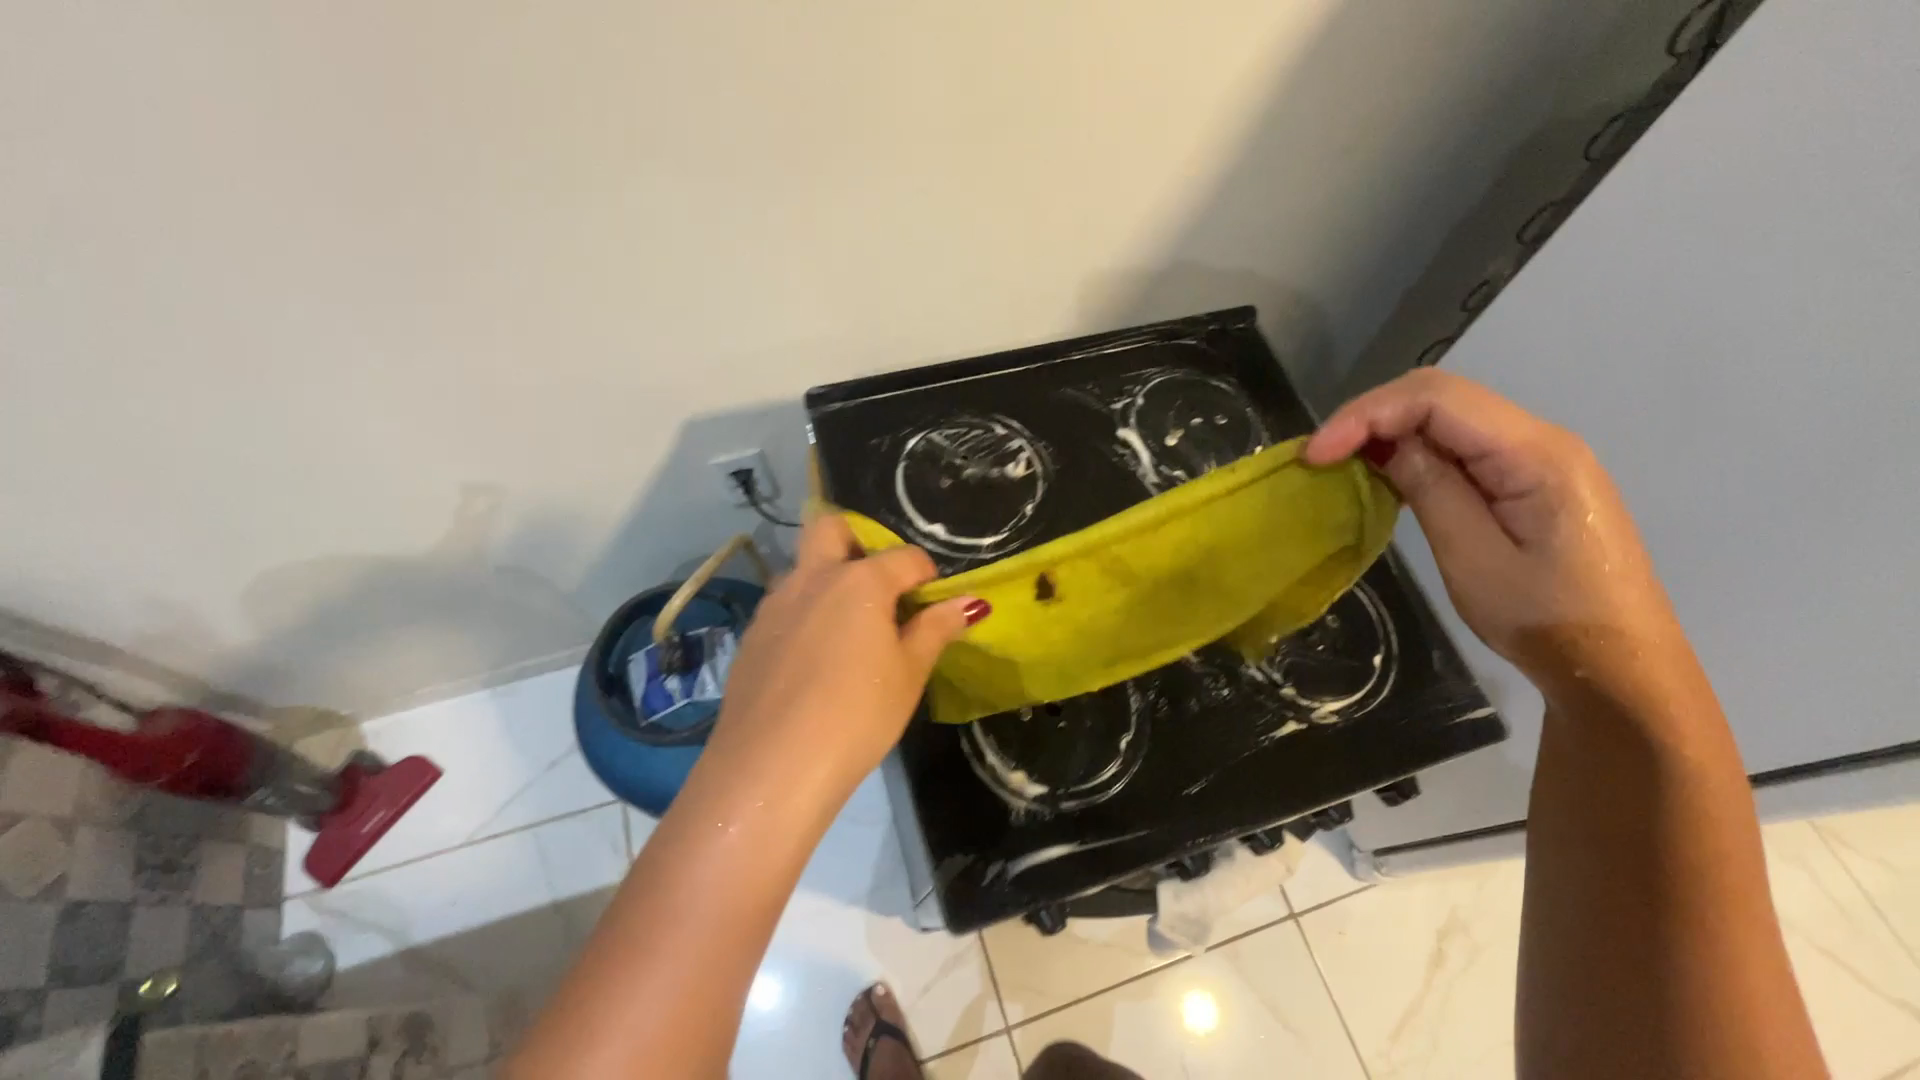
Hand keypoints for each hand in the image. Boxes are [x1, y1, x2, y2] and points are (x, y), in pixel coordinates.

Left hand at [706, 515, 987, 793]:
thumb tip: (970, 602)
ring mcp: (775, 604)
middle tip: (880, 586)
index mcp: (860, 581)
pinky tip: (815, 659)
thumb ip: (935, 630)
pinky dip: (806, 614)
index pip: (905, 557)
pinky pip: (785, 606)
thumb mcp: (909, 675)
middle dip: (859, 542)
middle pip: (833, 529)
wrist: (772, 764)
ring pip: (804, 568)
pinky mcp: (752, 635)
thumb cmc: (857, 715)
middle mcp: (813, 578)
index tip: (933, 603)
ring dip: (828, 580)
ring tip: (849, 629)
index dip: (926, 575)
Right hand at [1305, 369, 1677, 690]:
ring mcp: (1538, 457)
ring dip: (1390, 431)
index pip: (1436, 398)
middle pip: (1442, 397)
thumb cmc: (1546, 619)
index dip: (1366, 414)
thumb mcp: (1474, 559)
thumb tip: (1385, 446)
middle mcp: (1540, 439)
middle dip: (1372, 416)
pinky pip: (1462, 445)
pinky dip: (1415, 451)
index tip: (1316, 456)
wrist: (1619, 665)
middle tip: (1321, 458)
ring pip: (1449, 417)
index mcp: (1534, 453)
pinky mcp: (1529, 479)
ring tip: (1342, 465)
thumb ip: (1431, 490)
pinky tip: (1387, 476)